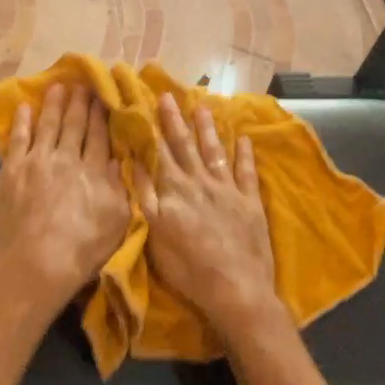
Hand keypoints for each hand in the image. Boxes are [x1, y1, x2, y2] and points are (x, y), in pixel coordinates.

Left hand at [0, 84, 130, 304]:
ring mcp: (36, 162)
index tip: (102, 97)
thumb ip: (119, 189)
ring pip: (47, 125)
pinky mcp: (11, 171)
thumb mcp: (116, 223)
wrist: (36, 263)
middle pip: (74, 125)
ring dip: (54, 104)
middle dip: (79, 103)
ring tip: (57, 87)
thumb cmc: (81, 251)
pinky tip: (25, 107)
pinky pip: (17, 138)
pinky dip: (22, 121)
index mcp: (93, 172)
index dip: (100, 115)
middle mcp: (66, 159)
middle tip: (82, 84)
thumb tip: (115, 160)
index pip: (98, 136)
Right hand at [133, 93, 282, 334]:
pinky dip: (244, 154)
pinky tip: (244, 139)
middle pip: (185, 145)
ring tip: (202, 106)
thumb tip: (135, 163)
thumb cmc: (188, 268)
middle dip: (175, 119)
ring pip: (215, 151)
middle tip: (167, 95)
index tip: (143, 103)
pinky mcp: (250, 202)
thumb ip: (145, 196)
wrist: (236, 289)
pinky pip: (246, 172)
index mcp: (175, 190)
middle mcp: (200, 182)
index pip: (159, 151)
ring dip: (207, 129)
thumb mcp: (155, 234)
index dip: (151, 127)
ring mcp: (228, 190)